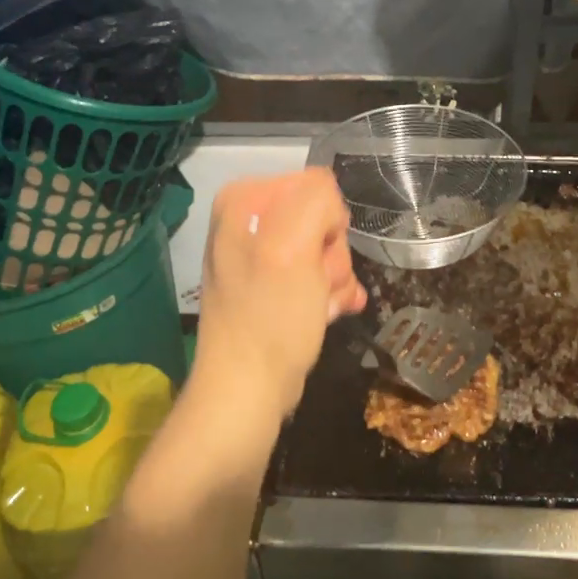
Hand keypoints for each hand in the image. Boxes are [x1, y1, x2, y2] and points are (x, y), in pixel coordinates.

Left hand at [192, 168, 366, 417]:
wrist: (247, 391)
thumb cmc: (270, 317)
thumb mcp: (292, 244)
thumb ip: (315, 198)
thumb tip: (329, 206)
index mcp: (244, 199)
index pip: (318, 187)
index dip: (328, 224)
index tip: (313, 258)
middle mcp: (249, 221)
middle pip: (325, 220)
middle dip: (331, 257)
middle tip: (315, 287)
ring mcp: (262, 256)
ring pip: (328, 250)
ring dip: (333, 281)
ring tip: (318, 307)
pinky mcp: (274, 287)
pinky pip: (320, 276)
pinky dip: (331, 295)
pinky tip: (326, 314)